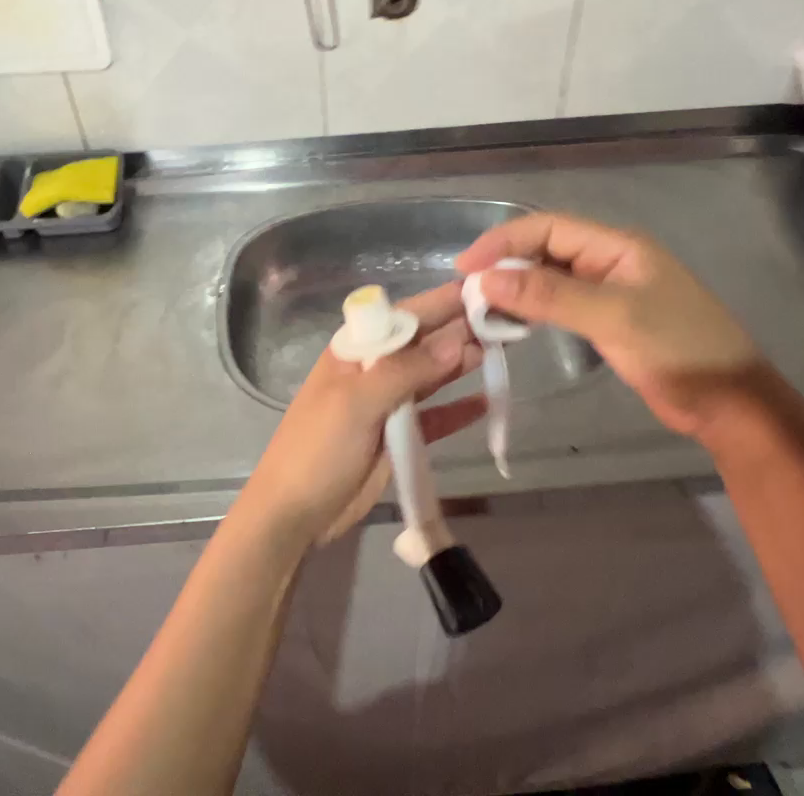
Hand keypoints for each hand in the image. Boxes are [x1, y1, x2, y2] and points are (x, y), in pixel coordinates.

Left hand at [234, 282, 485, 548]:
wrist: (294, 513)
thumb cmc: (318, 448)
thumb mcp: (357, 403)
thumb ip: (406, 371)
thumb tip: (458, 340)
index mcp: (355, 351)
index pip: (405, 316)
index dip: (442, 301)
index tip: (485, 289)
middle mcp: (374, 370)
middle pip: (424, 343)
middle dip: (461, 329)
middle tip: (509, 320)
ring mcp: (387, 404)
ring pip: (433, 376)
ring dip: (463, 363)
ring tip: (503, 350)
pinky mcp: (399, 438)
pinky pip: (435, 417)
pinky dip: (459, 410)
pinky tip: (488, 402)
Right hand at [456, 212, 769, 441]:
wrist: (729, 402)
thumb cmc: (679, 350)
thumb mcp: (614, 318)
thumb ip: (550, 296)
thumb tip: (485, 280)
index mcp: (618, 246)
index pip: (548, 228)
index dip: (503, 242)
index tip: (464, 268)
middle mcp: (610, 261)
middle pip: (546, 249)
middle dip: (505, 265)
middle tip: (466, 292)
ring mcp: (610, 292)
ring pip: (550, 278)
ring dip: (516, 289)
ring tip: (480, 309)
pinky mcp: (608, 321)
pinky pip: (560, 304)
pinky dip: (533, 310)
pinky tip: (512, 324)